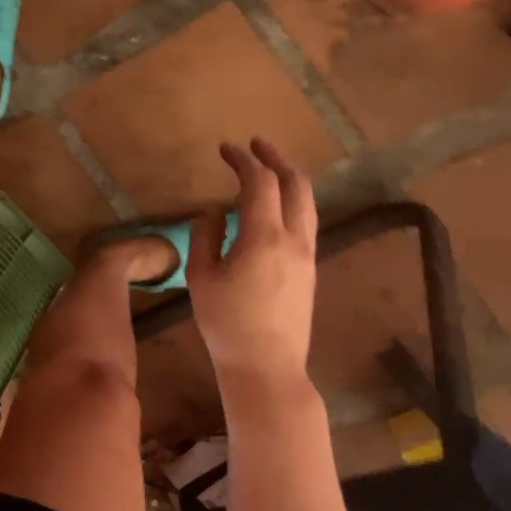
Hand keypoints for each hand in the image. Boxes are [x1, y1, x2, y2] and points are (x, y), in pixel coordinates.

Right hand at [187, 139, 318, 394]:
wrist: (265, 364)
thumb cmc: (224, 320)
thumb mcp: (201, 275)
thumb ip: (206, 236)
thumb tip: (214, 213)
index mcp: (264, 238)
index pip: (259, 184)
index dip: (243, 160)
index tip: (225, 149)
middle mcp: (295, 240)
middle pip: (296, 186)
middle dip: (276, 160)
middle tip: (255, 146)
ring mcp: (308, 256)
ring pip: (307, 204)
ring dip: (288, 180)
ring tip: (267, 169)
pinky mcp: (309, 270)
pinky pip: (305, 223)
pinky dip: (291, 203)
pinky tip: (272, 208)